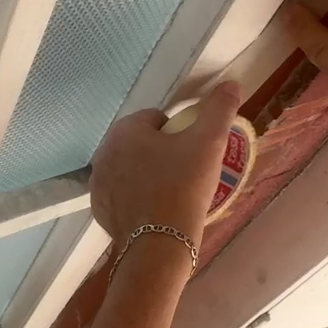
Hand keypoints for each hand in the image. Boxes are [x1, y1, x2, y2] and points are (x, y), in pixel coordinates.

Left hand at [89, 81, 241, 241]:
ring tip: (170, 192)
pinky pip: (120, 192)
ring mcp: (97, 182)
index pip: (155, 119)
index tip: (190, 154)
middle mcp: (103, 151)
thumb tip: (231, 84)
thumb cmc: (183, 187)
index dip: (177, 133)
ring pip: (128, 167)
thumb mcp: (209, 143)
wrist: (160, 243)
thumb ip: (219, 109)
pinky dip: (134, 196)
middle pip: (139, 142)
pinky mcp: (98, 208)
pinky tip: (153, 210)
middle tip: (184, 174)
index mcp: (125, 130)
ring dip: (145, 172)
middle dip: (159, 152)